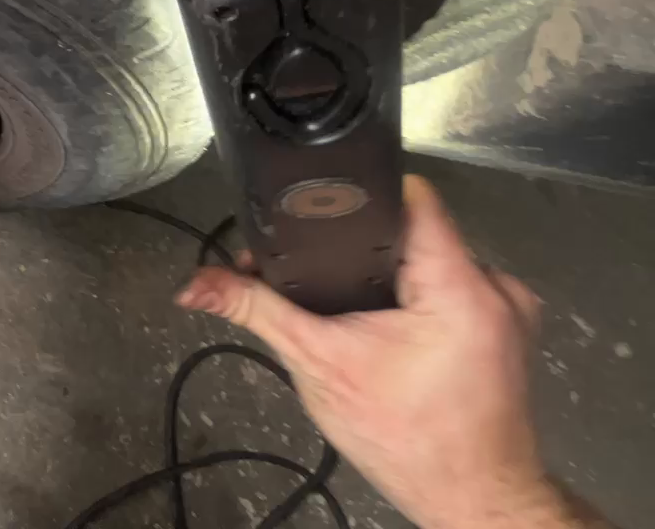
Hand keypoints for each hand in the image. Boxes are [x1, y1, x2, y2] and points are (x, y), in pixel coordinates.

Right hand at [177, 175, 575, 528]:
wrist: (469, 501)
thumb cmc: (402, 431)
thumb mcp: (313, 360)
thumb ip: (250, 307)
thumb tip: (187, 284)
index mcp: (460, 286)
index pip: (406, 199)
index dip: (346, 187)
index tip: (296, 192)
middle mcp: (490, 286)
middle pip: (399, 225)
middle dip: (336, 235)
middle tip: (282, 255)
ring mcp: (496, 305)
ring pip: (410, 251)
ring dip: (357, 260)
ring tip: (307, 277)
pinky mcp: (490, 323)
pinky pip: (428, 277)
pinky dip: (383, 282)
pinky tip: (347, 300)